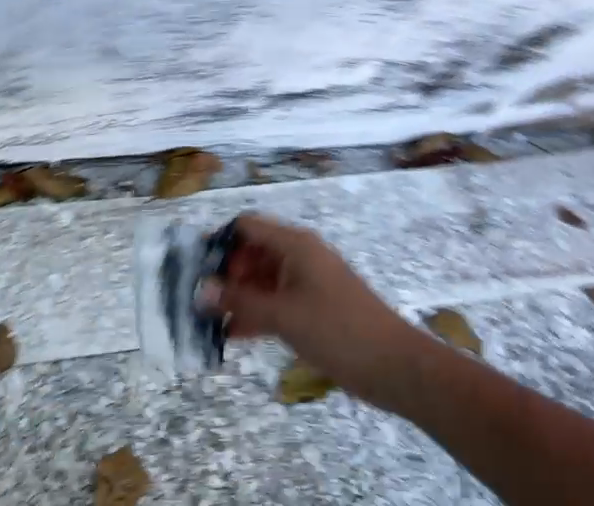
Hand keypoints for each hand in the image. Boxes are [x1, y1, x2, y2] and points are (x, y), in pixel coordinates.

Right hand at [199, 212, 424, 403]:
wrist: (397, 368)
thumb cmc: (338, 329)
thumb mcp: (282, 314)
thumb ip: (239, 300)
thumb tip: (201, 290)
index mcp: (294, 245)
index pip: (246, 226)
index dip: (219, 241)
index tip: (196, 266)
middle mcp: (299, 256)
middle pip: (252, 253)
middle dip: (225, 273)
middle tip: (200, 298)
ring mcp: (308, 283)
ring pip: (262, 280)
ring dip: (237, 296)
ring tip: (209, 319)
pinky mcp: (314, 308)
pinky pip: (276, 302)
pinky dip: (256, 313)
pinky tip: (233, 335)